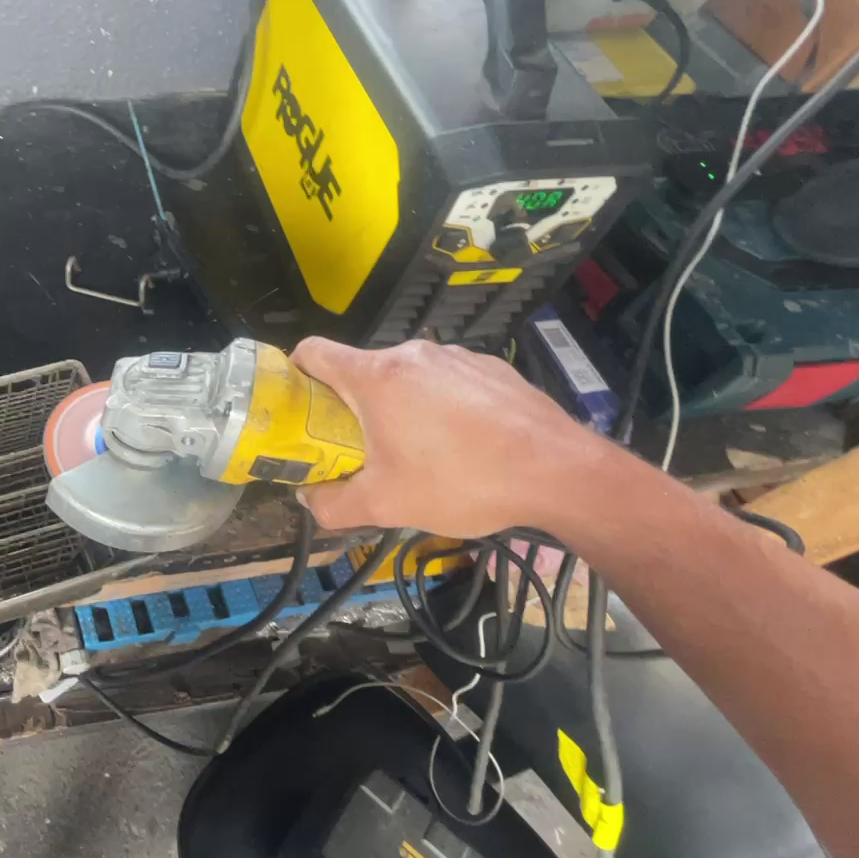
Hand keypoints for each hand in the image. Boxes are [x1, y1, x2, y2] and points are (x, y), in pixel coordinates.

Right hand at [291, 338, 625, 537]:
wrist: (563, 474)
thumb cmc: (462, 481)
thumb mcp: (385, 506)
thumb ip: (332, 504)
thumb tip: (308, 500)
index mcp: (376, 377)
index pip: (313, 351)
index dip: (295, 373)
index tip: (300, 406)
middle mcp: (412, 355)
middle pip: (360, 370)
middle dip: (351, 406)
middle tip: (361, 448)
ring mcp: (457, 357)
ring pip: (405, 376)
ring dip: (397, 406)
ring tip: (418, 450)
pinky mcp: (492, 368)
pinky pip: (446, 381)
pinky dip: (439, 405)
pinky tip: (463, 443)